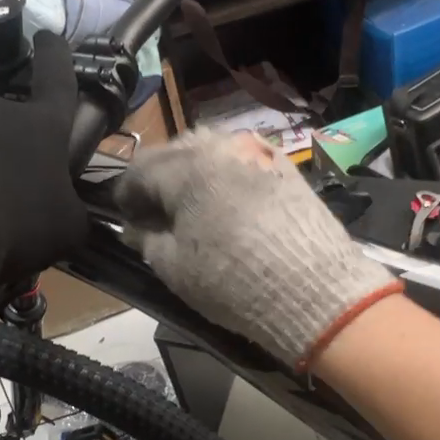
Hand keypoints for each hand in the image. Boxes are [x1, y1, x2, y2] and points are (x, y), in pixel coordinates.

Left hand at [0, 32, 90, 320]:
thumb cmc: (16, 220)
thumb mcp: (67, 225)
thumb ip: (73, 208)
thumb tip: (68, 209)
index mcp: (42, 122)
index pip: (56, 76)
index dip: (55, 55)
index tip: (50, 37)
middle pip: (15, 124)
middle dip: (19, 149)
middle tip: (21, 189)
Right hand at [116, 129, 400, 374]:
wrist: (317, 292)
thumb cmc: (233, 281)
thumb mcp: (175, 267)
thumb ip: (147, 239)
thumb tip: (136, 228)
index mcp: (185, 167)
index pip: (139, 171)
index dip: (124, 195)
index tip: (122, 216)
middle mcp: (218, 147)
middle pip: (173, 153)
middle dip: (156, 179)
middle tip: (152, 212)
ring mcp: (255, 151)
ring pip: (208, 149)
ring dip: (190, 171)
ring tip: (188, 204)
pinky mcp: (284, 165)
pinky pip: (240, 158)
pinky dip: (223, 172)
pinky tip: (224, 199)